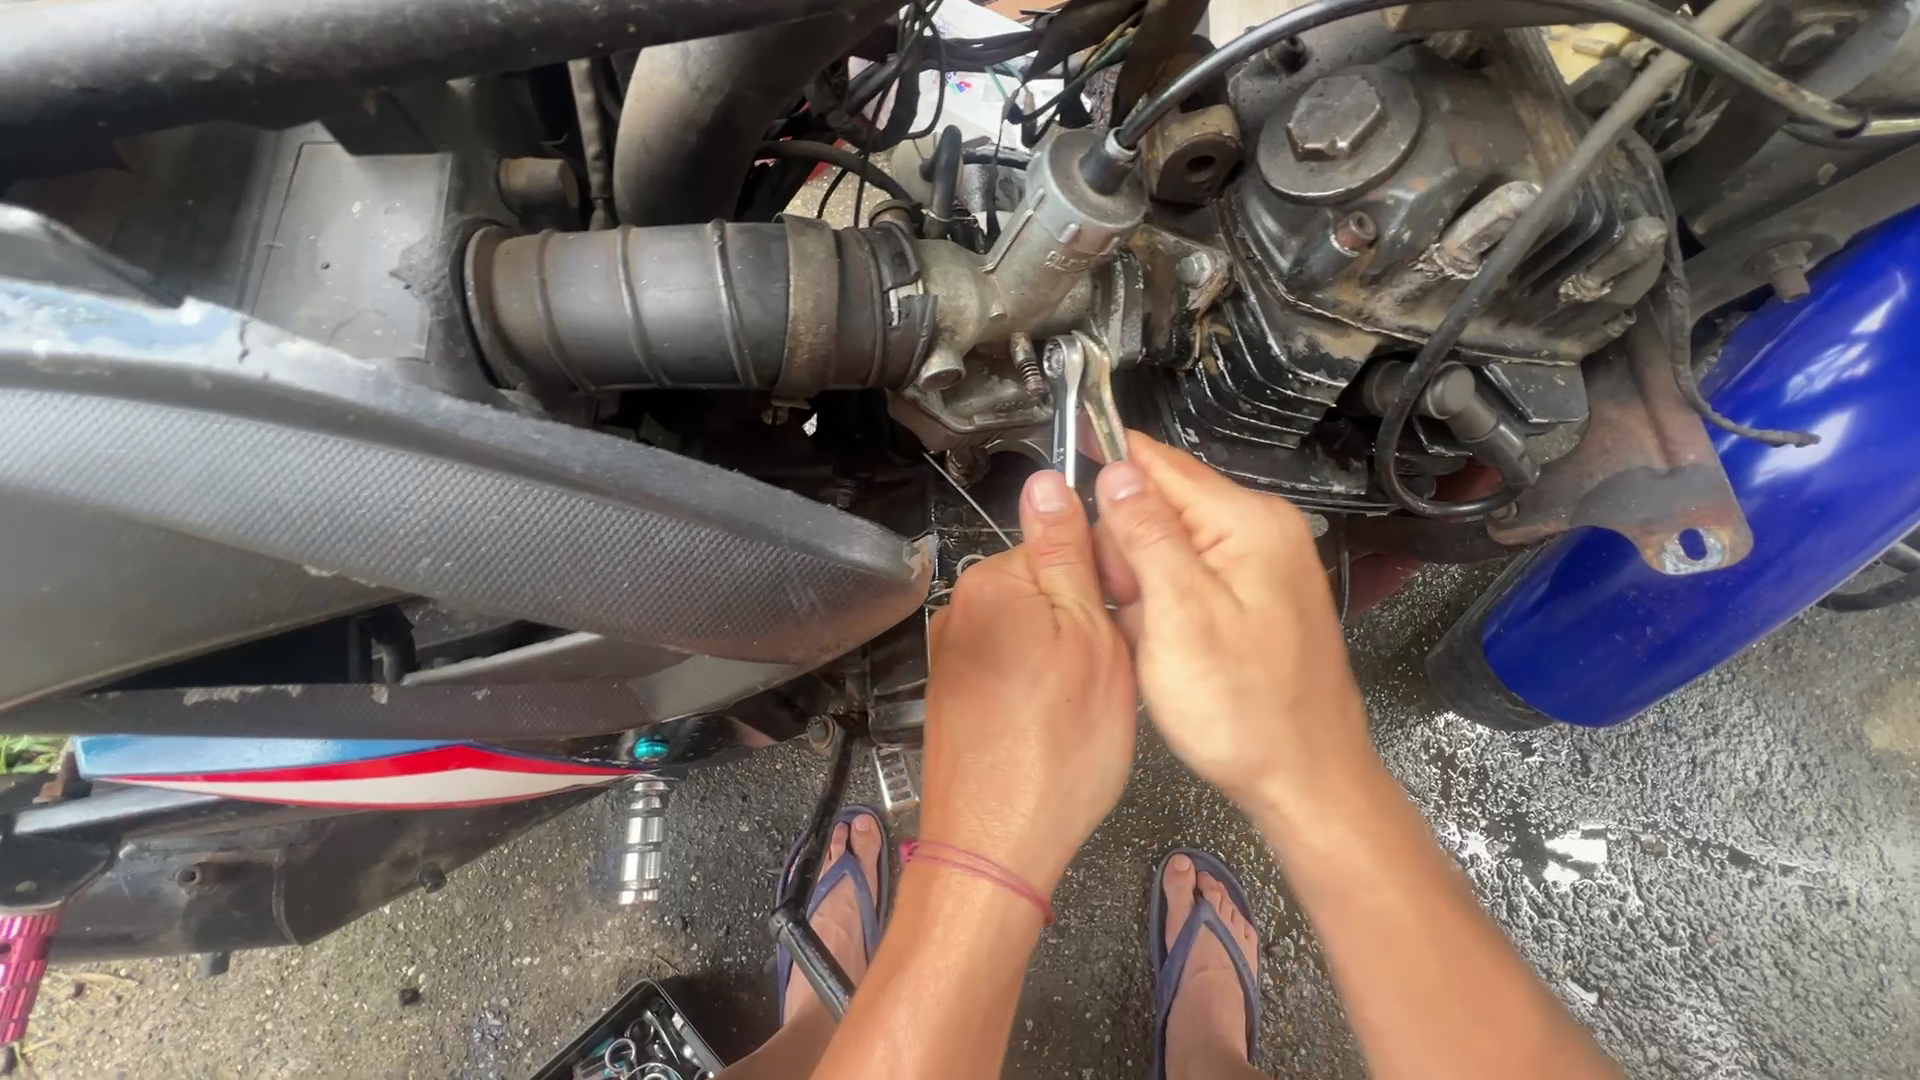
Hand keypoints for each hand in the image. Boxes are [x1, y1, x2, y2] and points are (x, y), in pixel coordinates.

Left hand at [920, 469, 1137, 893]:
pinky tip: (1053, 723)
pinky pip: (1011, 665)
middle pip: (1044, 584)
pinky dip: (1037, 684)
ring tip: (1081, 705)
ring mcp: (953, 652)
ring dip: (1063, 653)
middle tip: (1107, 670)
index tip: (1120, 616)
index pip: (1060, 540)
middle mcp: (962, 608)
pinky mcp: (954, 691)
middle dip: (1083, 616)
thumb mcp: (1089, 637)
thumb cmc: (1055, 749)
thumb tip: (1049, 479)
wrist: (996, 844)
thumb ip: (1068, 554)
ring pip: (1032, 628)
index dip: (1103, 577)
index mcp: (994, 580)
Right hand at [1092, 432, 1374, 819]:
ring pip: (1166, 543)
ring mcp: (1257, 565)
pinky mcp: (1250, 595)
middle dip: (1124, 545)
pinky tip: (1161, 639)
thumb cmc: (1246, 711)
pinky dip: (1160, 600)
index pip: (1161, 463)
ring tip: (1145, 630)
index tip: (1063, 480)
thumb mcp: (1179, 615)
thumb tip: (1117, 471)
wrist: (1304, 781)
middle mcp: (1260, 532)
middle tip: (1124, 599)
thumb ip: (1146, 535)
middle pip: (1160, 503)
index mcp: (1247, 523)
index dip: (1108, 466)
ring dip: (1139, 579)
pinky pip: (1184, 576)